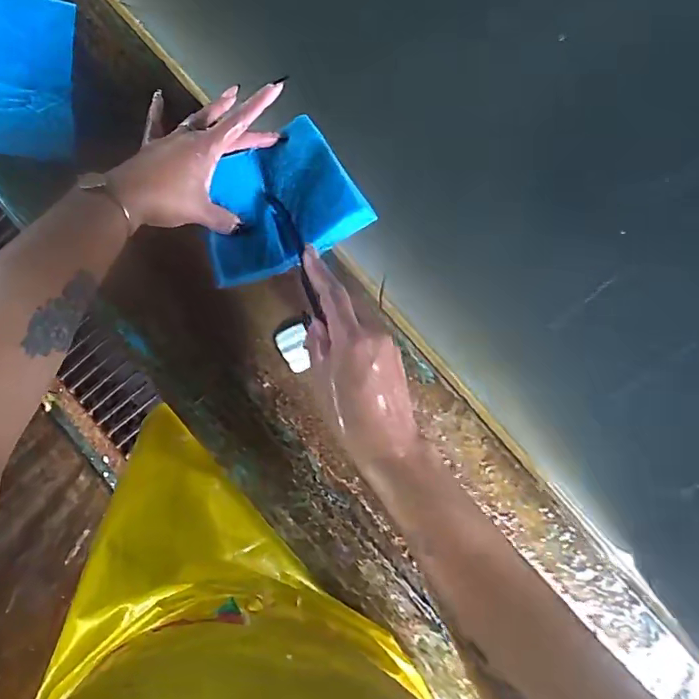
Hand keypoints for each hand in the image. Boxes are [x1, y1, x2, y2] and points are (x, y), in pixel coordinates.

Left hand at [105, 83, 283, 232]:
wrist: (123, 198)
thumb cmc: (165, 201)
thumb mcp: (198, 211)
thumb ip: (221, 218)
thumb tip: (239, 227)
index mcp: (207, 148)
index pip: (239, 122)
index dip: (258, 105)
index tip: (275, 86)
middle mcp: (190, 137)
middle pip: (223, 125)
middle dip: (246, 123)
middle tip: (266, 126)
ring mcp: (169, 139)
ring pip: (195, 118)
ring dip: (213, 108)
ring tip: (229, 94)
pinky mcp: (150, 146)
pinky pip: (155, 124)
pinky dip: (158, 110)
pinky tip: (157, 96)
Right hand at [302, 244, 425, 466]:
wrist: (391, 446)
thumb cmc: (348, 417)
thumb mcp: (321, 382)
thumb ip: (317, 348)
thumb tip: (316, 324)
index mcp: (353, 340)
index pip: (334, 297)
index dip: (319, 273)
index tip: (308, 251)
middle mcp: (374, 336)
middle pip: (348, 304)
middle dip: (328, 290)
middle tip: (307, 275)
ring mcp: (387, 345)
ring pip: (357, 318)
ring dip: (338, 311)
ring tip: (317, 312)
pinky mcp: (392, 357)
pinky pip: (365, 333)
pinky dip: (348, 328)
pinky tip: (334, 338)